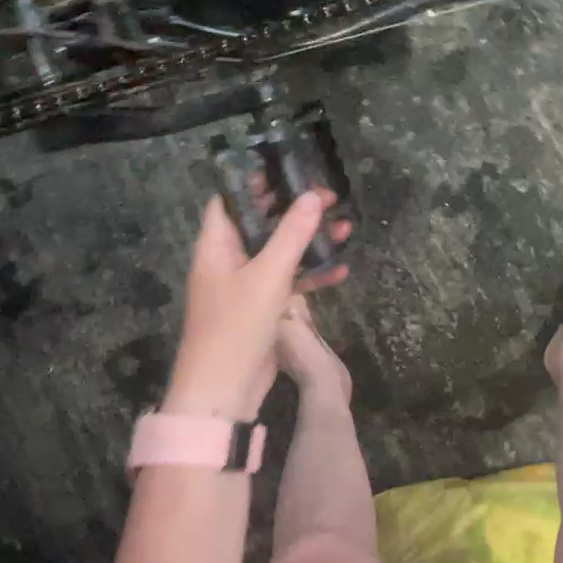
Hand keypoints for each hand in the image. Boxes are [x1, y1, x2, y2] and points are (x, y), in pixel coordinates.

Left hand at [163, 191, 349, 419]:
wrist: (222, 394)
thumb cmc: (235, 326)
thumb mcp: (267, 275)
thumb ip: (292, 234)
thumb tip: (312, 196)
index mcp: (216, 244)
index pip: (230, 199)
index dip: (255, 180)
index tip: (290, 168)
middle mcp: (228, 259)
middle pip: (261, 221)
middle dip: (294, 208)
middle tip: (329, 196)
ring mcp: (245, 284)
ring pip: (281, 250)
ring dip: (311, 240)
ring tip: (346, 227)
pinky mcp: (262, 308)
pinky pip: (289, 280)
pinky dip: (312, 273)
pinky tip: (341, 270)